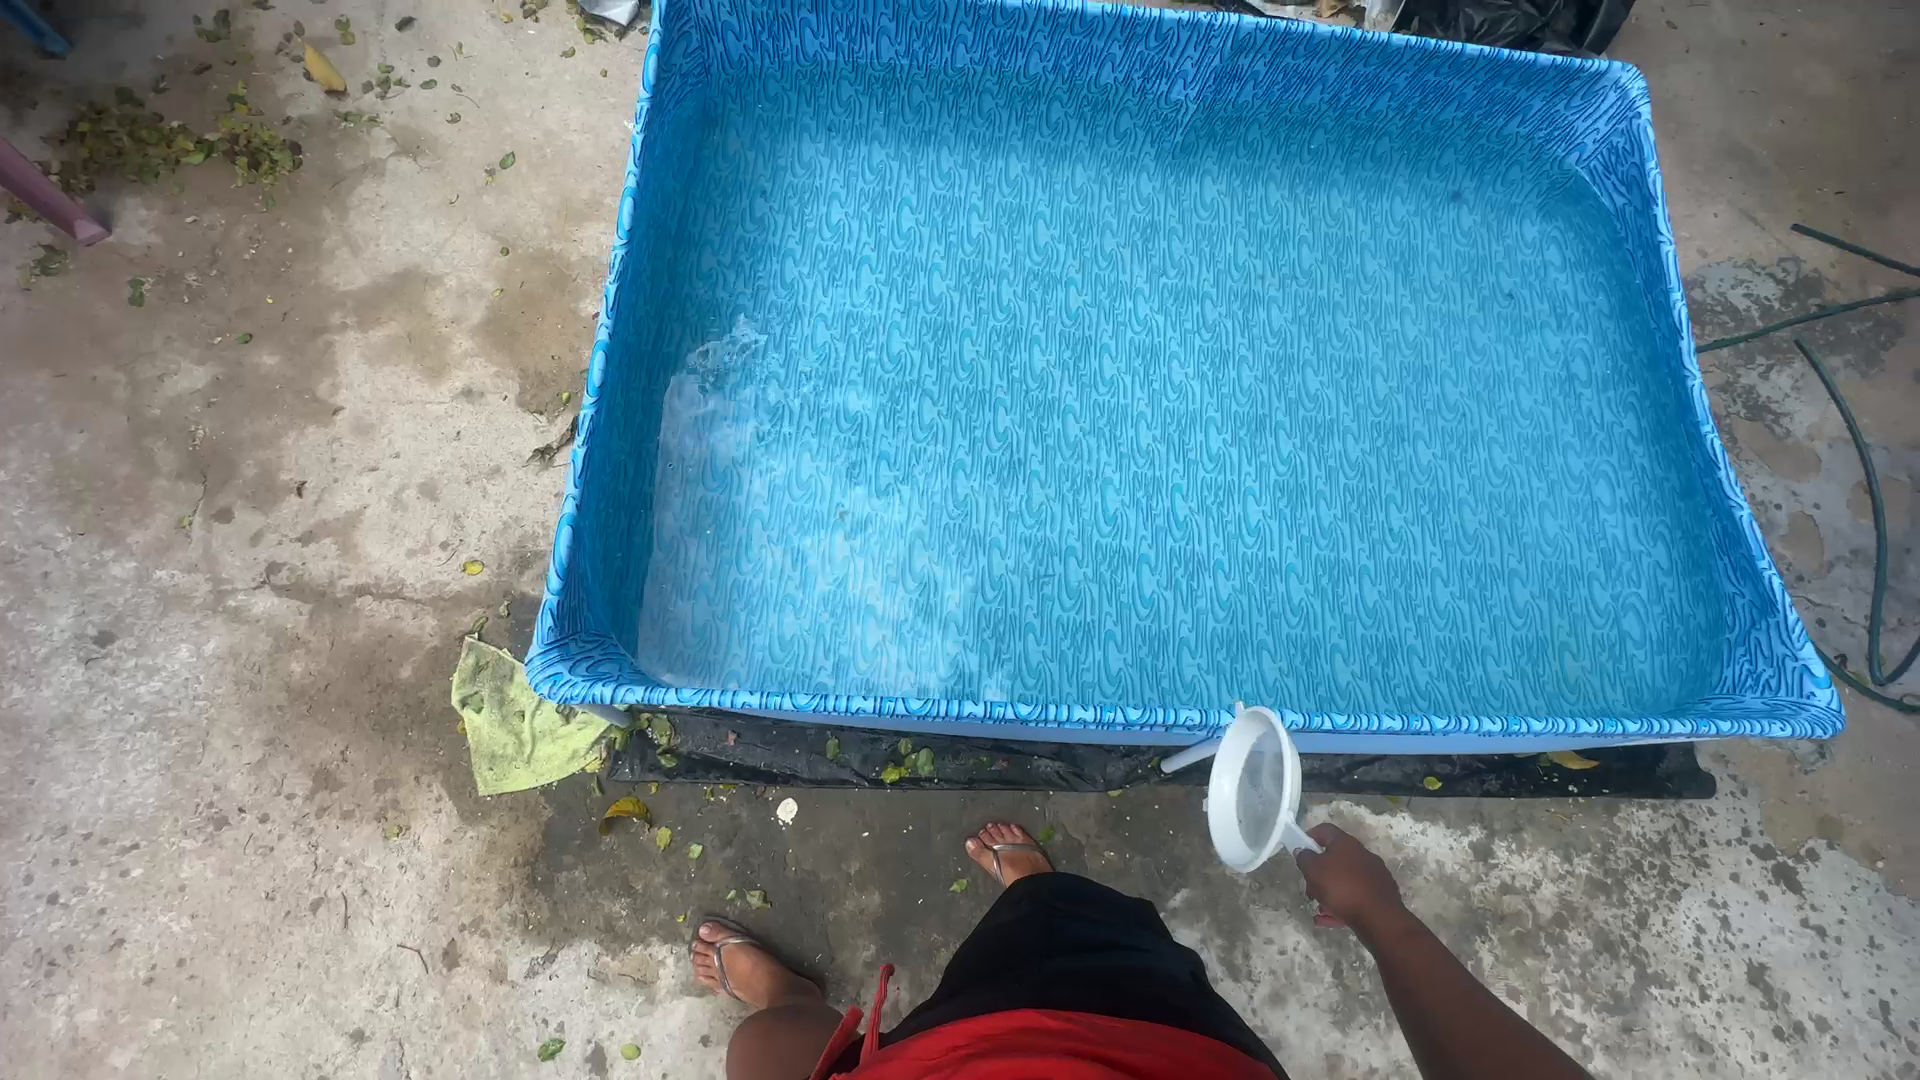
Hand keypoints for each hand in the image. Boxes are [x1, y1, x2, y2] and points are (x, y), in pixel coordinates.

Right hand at [1293, 823, 1407, 934]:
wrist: (1381, 919)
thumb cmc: (1342, 888)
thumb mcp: (1313, 870)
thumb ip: (1304, 857)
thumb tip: (1303, 851)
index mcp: (1346, 843)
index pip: (1325, 830)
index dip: (1310, 836)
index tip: (1300, 851)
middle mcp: (1363, 855)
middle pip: (1335, 858)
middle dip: (1319, 872)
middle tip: (1310, 887)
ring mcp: (1375, 876)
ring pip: (1345, 879)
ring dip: (1331, 891)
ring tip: (1320, 908)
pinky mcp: (1382, 895)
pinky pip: (1356, 896)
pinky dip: (1344, 904)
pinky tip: (1331, 919)